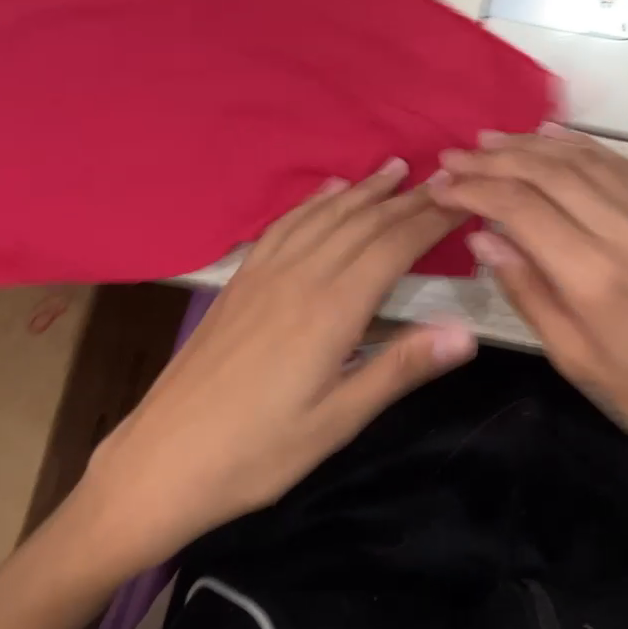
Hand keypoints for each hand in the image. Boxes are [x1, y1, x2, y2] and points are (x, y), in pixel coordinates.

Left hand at [84, 159, 476, 563]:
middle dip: (406, 199)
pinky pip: (283, 226)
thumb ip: (399, 370)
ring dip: (362, 191)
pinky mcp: (239, 283)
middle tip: (444, 177)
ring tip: (394, 168)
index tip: (465, 198)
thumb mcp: (336, 422)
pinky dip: (313, 203)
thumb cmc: (258, 453)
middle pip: (362, 224)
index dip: (431, 220)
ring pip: (323, 217)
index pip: (393, 248)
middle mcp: (299, 278)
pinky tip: (327, 193)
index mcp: (331, 311)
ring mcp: (263, 276)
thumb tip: (465, 332)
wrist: (162, 460)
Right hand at [428, 126, 627, 496]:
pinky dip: (580, 145)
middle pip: (548, 173)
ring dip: (532, 144)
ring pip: (583, 160)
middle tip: (454, 155)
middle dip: (494, 159)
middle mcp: (623, 234)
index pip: (520, 208)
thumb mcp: (572, 357)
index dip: (474, 190)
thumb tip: (482, 237)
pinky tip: (551, 137)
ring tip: (490, 140)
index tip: (440, 185)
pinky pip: (619, 166)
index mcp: (592, 277)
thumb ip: (526, 291)